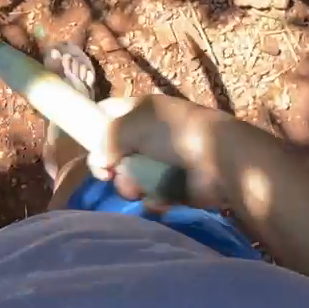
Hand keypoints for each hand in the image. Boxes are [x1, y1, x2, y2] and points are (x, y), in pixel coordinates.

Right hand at [85, 94, 240, 208]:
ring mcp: (161, 160)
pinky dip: (152, 196)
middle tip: (110, 174)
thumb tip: (101, 160)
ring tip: (138, 188)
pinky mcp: (173, 186)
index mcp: (140, 110)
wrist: (220, 160)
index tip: (89, 146)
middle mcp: (149, 134)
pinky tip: (159, 197)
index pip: (107, 112)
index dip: (93, 126)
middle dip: (110, 165)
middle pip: (114, 150)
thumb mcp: (132, 124)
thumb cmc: (174, 134)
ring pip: (129, 175)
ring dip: (129, 183)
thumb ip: (107, 138)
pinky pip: (150, 193)